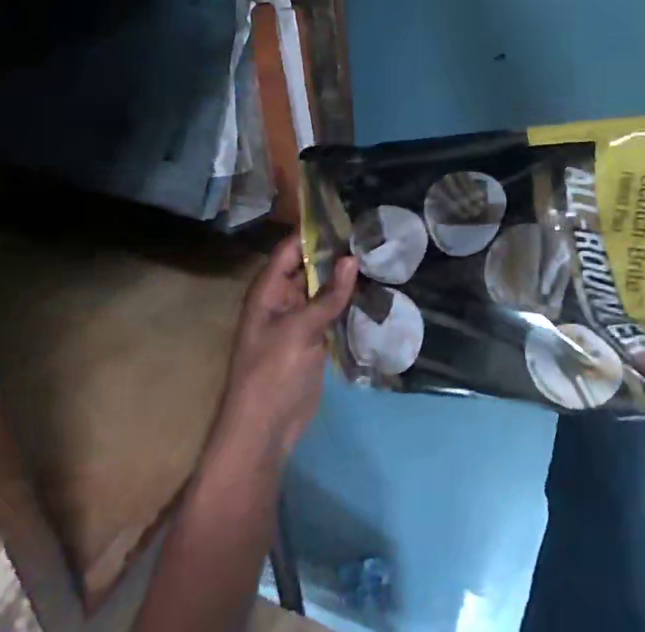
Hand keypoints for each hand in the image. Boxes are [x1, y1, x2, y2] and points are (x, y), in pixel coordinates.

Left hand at [210, 236, 357, 466]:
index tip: (347, 215)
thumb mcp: (299, 331)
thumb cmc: (271, 374)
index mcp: (267, 291)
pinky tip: (374, 288)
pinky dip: (349, 301)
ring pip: (323, 289)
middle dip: (335, 252)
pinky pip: (332, 311)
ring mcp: (299, 321)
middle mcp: (282, 300)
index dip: (314, 232)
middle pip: (309, 266)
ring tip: (379, 254)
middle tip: (373, 234)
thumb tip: (353, 258)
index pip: (290, 249)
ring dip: (345, 277)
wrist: (265, 430)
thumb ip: (328, 296)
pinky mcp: (315, 339)